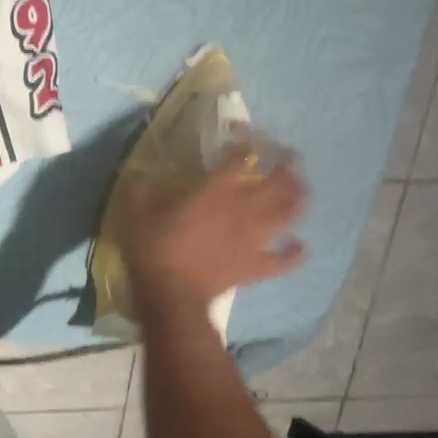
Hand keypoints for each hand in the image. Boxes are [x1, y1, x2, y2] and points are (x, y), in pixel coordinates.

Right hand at [123, 152, 305, 318]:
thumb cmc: (153, 250)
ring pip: (291, 213)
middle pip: (279, 183)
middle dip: (287, 169)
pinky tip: (299, 247)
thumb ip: (141, 194)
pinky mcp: (258, 264)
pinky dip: (295, 253)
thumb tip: (141, 177)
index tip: (245, 145)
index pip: (239, 161)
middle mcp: (244, 209)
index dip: (246, 149)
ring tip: (300, 194)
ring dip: (299, 201)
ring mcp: (256, 237)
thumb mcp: (136, 216)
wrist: (171, 293)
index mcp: (215, 193)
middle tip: (289, 162)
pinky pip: (286, 259)